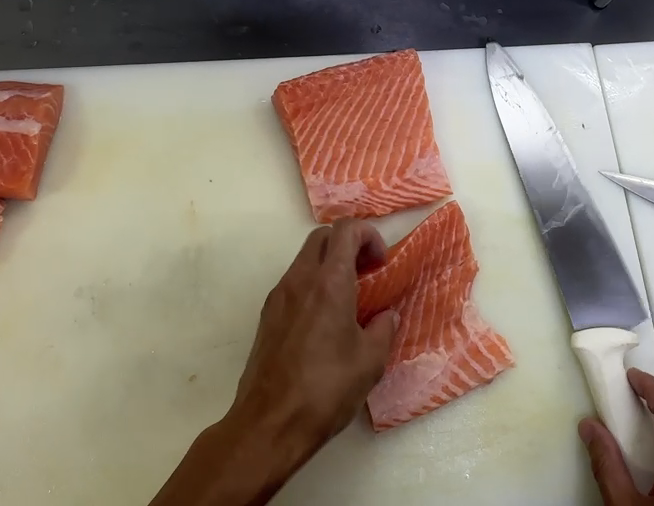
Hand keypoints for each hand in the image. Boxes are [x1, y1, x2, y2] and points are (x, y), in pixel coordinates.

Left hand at [149, 221, 398, 505]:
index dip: (369, 236)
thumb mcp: (370, 361)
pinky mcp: (266, 316)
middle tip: (366, 273)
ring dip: (328, 265)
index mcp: (329, 281)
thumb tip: (387, 316)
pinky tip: (324, 321)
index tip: (380, 263)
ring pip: (305, 259)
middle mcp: (300, 279)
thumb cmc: (326, 389)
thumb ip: (384, 329)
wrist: (269, 424)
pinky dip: (312, 285)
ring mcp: (278, 296)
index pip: (346, 229)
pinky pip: (293, 283)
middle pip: (323, 237)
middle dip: (347, 245)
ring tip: (347, 299)